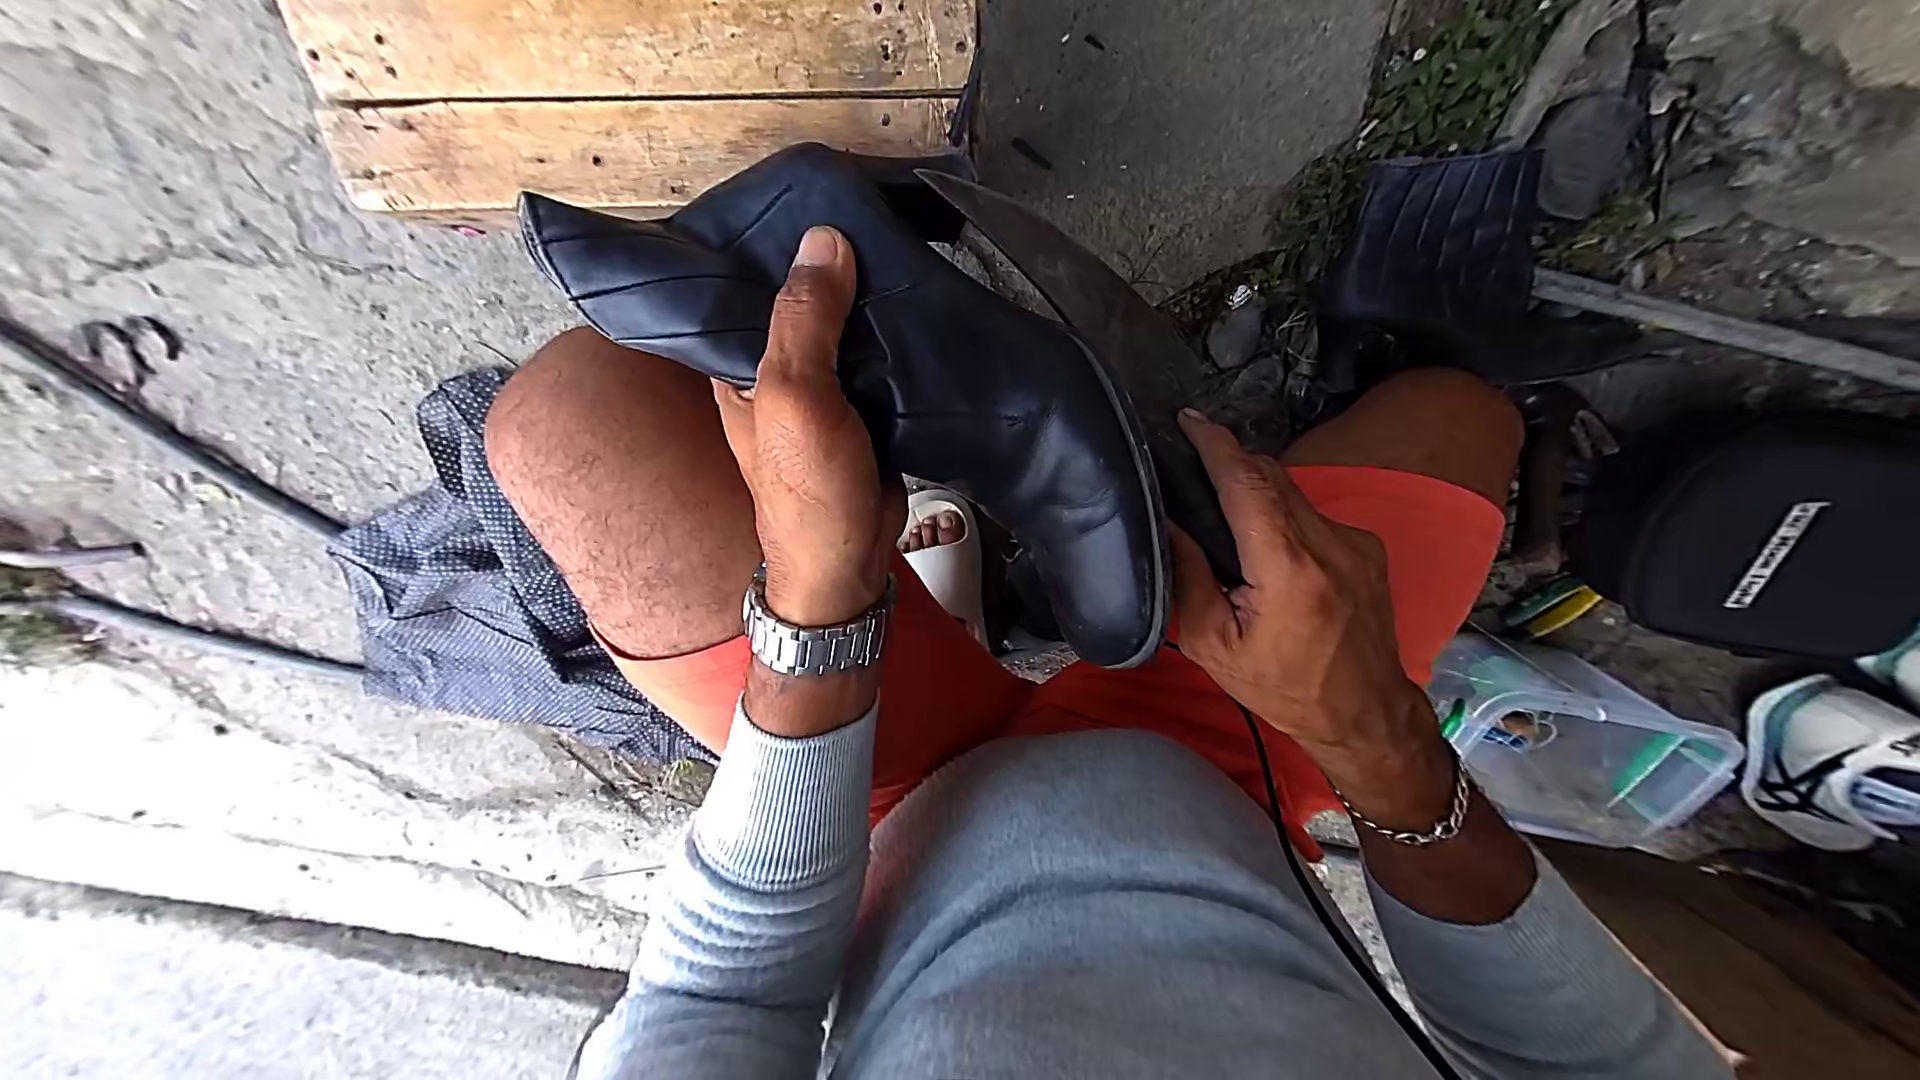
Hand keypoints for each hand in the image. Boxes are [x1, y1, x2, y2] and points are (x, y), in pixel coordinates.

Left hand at [714, 226, 903, 626]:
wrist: (849, 557)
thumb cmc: (808, 488)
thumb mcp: (795, 398)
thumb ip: (804, 322)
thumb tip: (823, 240)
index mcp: (740, 363)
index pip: (748, 284)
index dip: (776, 241)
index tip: (812, 195)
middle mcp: (776, 371)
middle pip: (802, 302)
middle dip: (833, 264)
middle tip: (873, 212)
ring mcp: (823, 390)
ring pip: (844, 328)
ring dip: (868, 297)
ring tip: (902, 244)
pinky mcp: (864, 407)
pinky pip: (876, 358)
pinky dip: (892, 335)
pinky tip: (916, 303)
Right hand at [1170, 408, 1454, 824]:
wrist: (1365, 715)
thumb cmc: (1280, 686)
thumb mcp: (1213, 643)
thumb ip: (1188, 577)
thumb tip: (1168, 523)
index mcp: (1289, 570)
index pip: (1249, 485)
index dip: (1217, 446)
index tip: (1189, 420)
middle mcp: (1330, 543)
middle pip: (1271, 477)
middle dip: (1229, 458)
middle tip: (1188, 458)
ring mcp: (1356, 541)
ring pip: (1292, 490)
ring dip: (1252, 484)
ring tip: (1216, 501)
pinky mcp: (1366, 547)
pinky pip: (1309, 510)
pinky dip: (1277, 508)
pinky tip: (1258, 535)